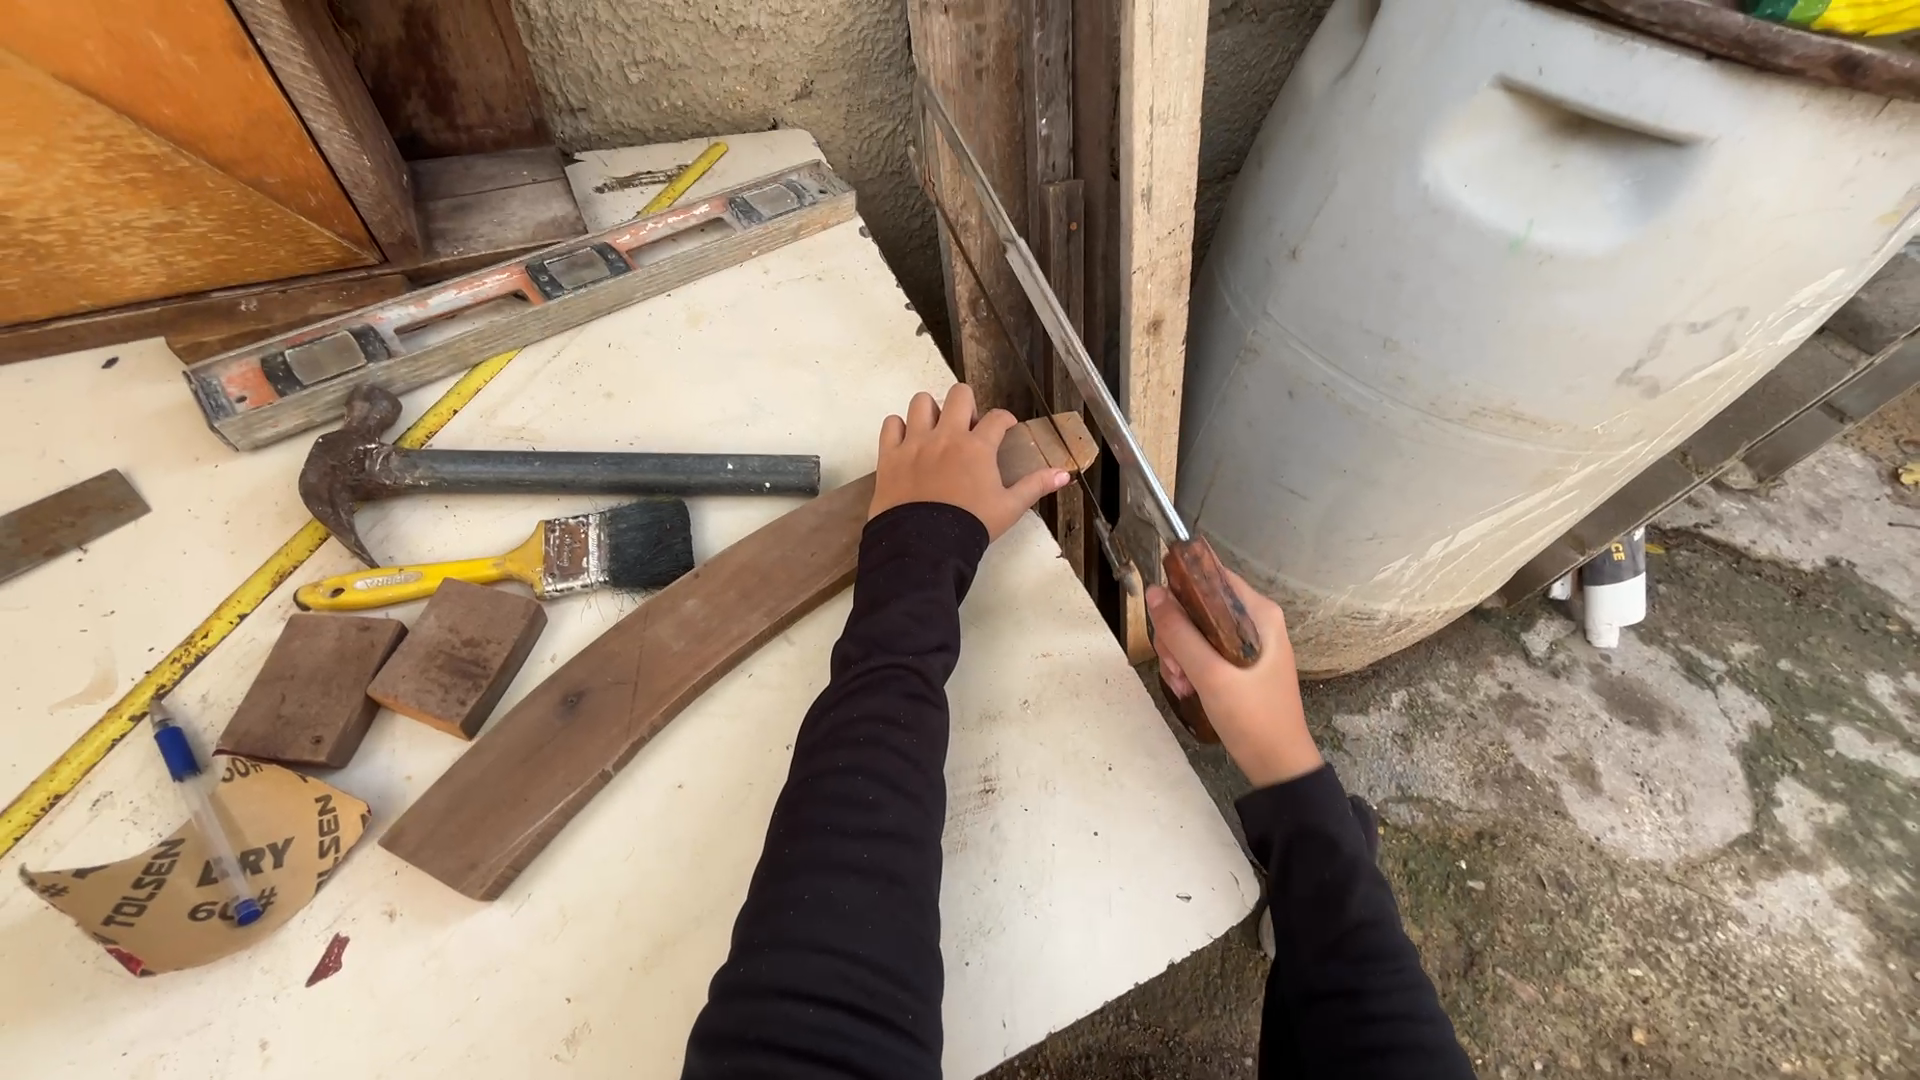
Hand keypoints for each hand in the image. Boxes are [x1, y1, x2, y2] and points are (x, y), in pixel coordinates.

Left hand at [869, 384, 1069, 540]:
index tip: (1005, 429)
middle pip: (959, 395)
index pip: (997, 418)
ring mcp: (915, 443)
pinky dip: (899, 427)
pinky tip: (907, 440)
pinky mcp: (890, 455)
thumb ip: (1035, 486)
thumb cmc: (971, 526)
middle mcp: (946, 437)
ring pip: (921, 402)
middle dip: (967, 405)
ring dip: (931, 410)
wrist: (925, 546)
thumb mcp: (1009, 508)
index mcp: (977, 447)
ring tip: (936, 429)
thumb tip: (1064, 474)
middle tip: (967, 426)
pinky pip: (891, 424)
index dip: (1004, 420)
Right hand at [1146, 570, 1320, 787]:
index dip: (1181, 587)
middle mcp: (1253, 621)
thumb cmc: (1252, 716)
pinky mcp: (1237, 664)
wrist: (1277, 764)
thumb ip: (1179, 632)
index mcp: (1258, 613)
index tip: (1160, 614)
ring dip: (1178, 654)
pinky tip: (1185, 689)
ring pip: (1194, 630)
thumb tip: (1154, 593)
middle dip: (1175, 633)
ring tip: (1180, 683)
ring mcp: (1245, 643)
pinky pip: (1202, 651)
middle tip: (1173, 664)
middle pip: (1197, 606)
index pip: (1212, 576)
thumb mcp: (1210, 674)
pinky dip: (1188, 667)